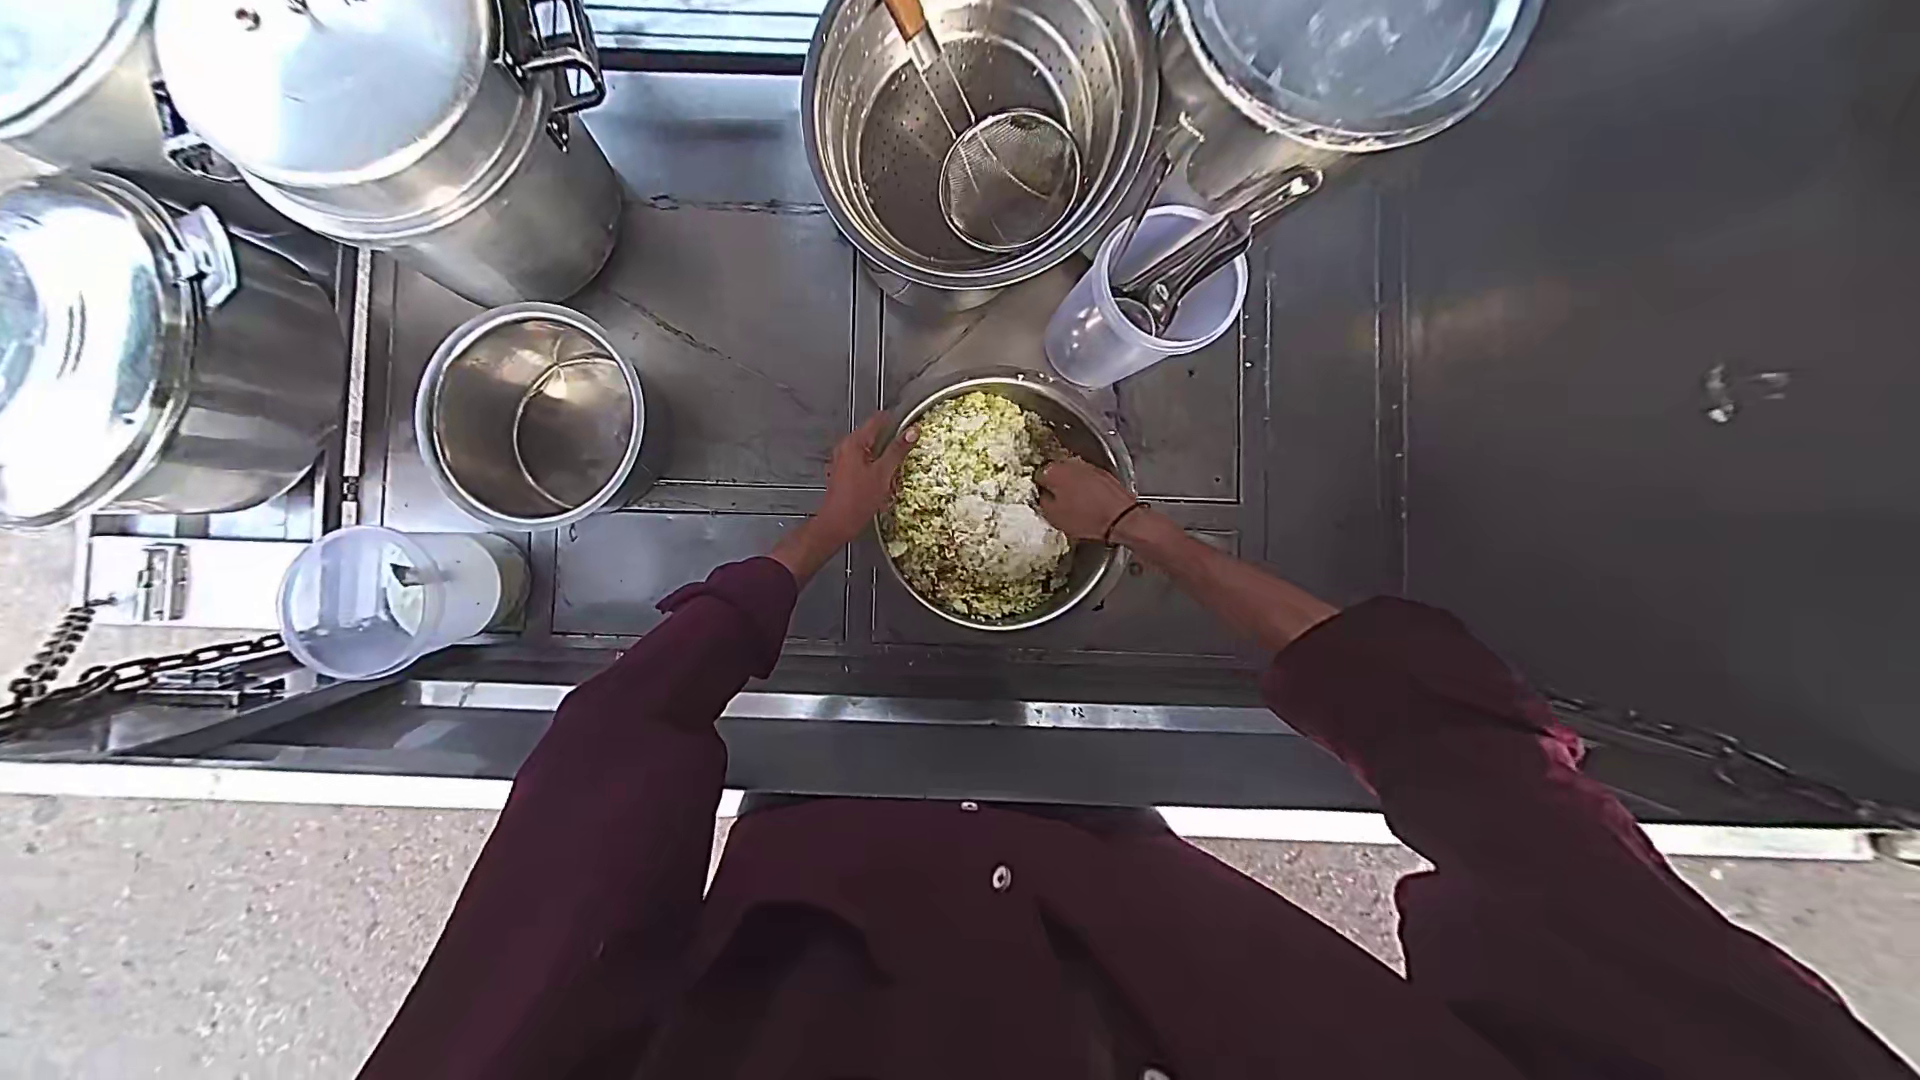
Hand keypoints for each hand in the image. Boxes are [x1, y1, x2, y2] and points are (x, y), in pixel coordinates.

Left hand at [772, 412, 917, 581]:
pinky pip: (866, 464)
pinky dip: (877, 470)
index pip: (878, 419)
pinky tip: (883, 485)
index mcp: (854, 442)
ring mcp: (844, 460)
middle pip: (875, 436)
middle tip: (906, 457)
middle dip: (892, 446)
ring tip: (894, 477)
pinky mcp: (845, 473)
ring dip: (886, 462)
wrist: (838, 524)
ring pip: (872, 452)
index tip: (912, 426)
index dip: (897, 420)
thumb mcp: (883, 474)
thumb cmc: (857, 500)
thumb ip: (898, 450)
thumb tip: (912, 431)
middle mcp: (846, 447)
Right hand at [1037, 457, 1136, 541]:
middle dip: (1055, 484)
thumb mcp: (1052, 515)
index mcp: (1053, 472)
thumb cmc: (1085, 518)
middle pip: (1055, 471)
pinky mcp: (1103, 474)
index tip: (1042, 498)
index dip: (1038, 488)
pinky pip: (1087, 479)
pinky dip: (1085, 487)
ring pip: (1072, 474)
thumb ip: (1042, 500)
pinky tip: (1088, 502)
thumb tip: (1042, 495)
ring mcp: (1089, 467)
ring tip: (1074, 504)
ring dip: (1071, 485)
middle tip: (1057, 502)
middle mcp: (1070, 464)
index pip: (1037, 475)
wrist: (1120, 519)